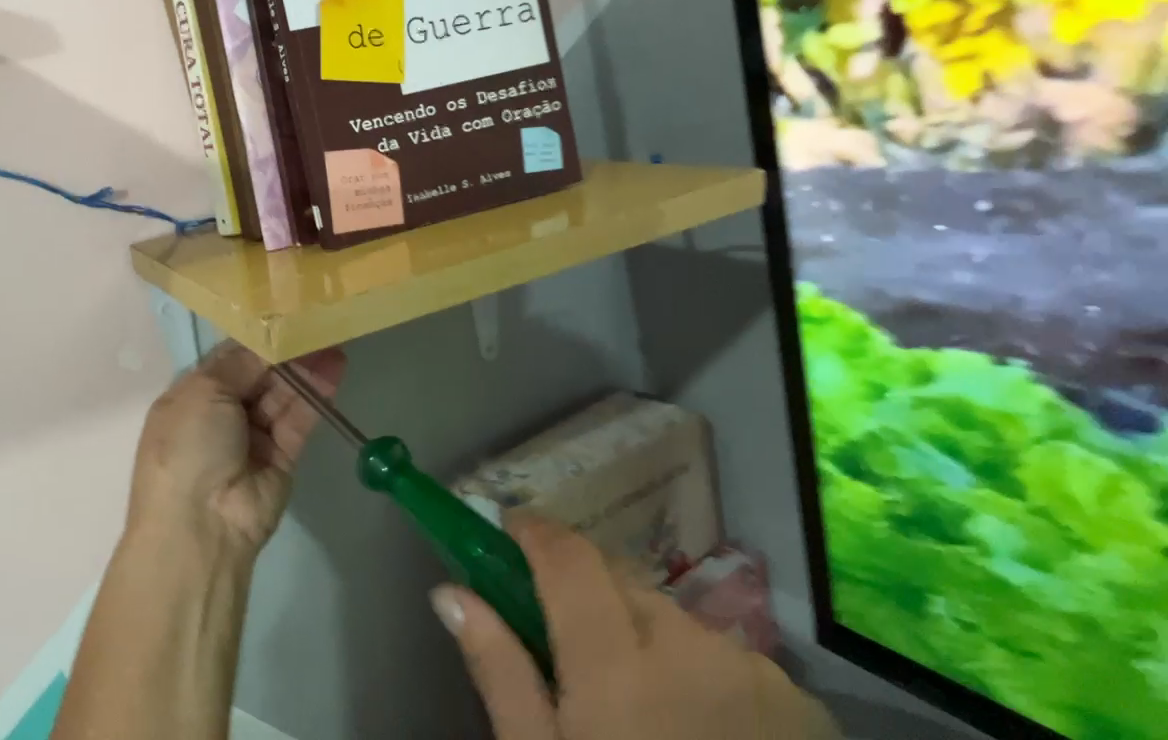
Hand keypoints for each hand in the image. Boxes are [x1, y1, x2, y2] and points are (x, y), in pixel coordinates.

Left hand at [125, 340, 345, 557]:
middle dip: (286, 352)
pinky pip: (299, 419)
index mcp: (191, 395)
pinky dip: (316, 394)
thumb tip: (263, 343)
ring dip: (305, 369)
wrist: (201, 524)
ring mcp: (252, 436)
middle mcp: (220, 414)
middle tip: (318, 322)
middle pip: (259, 374)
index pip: (228, 359)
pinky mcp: (282, 456)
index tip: (285, 313)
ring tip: (334, 339)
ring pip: (282, 394)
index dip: (256, 339)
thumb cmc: (188, 446)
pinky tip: (335, 368)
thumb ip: (239, 364)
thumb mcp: (203, 391)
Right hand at [432, 514, 838, 739]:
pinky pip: (727, 659)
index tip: (509, 532)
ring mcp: (753, 673)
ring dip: (646, 640)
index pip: (568, 557)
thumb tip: (449, 592)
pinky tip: (700, 731)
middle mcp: (688, 647)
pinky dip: (700, 675)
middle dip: (586, 597)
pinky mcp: (801, 702)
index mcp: (616, 665)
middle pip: (620, 585)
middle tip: (567, 651)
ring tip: (642, 712)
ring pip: (674, 621)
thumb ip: (498, 668)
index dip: (534, 532)